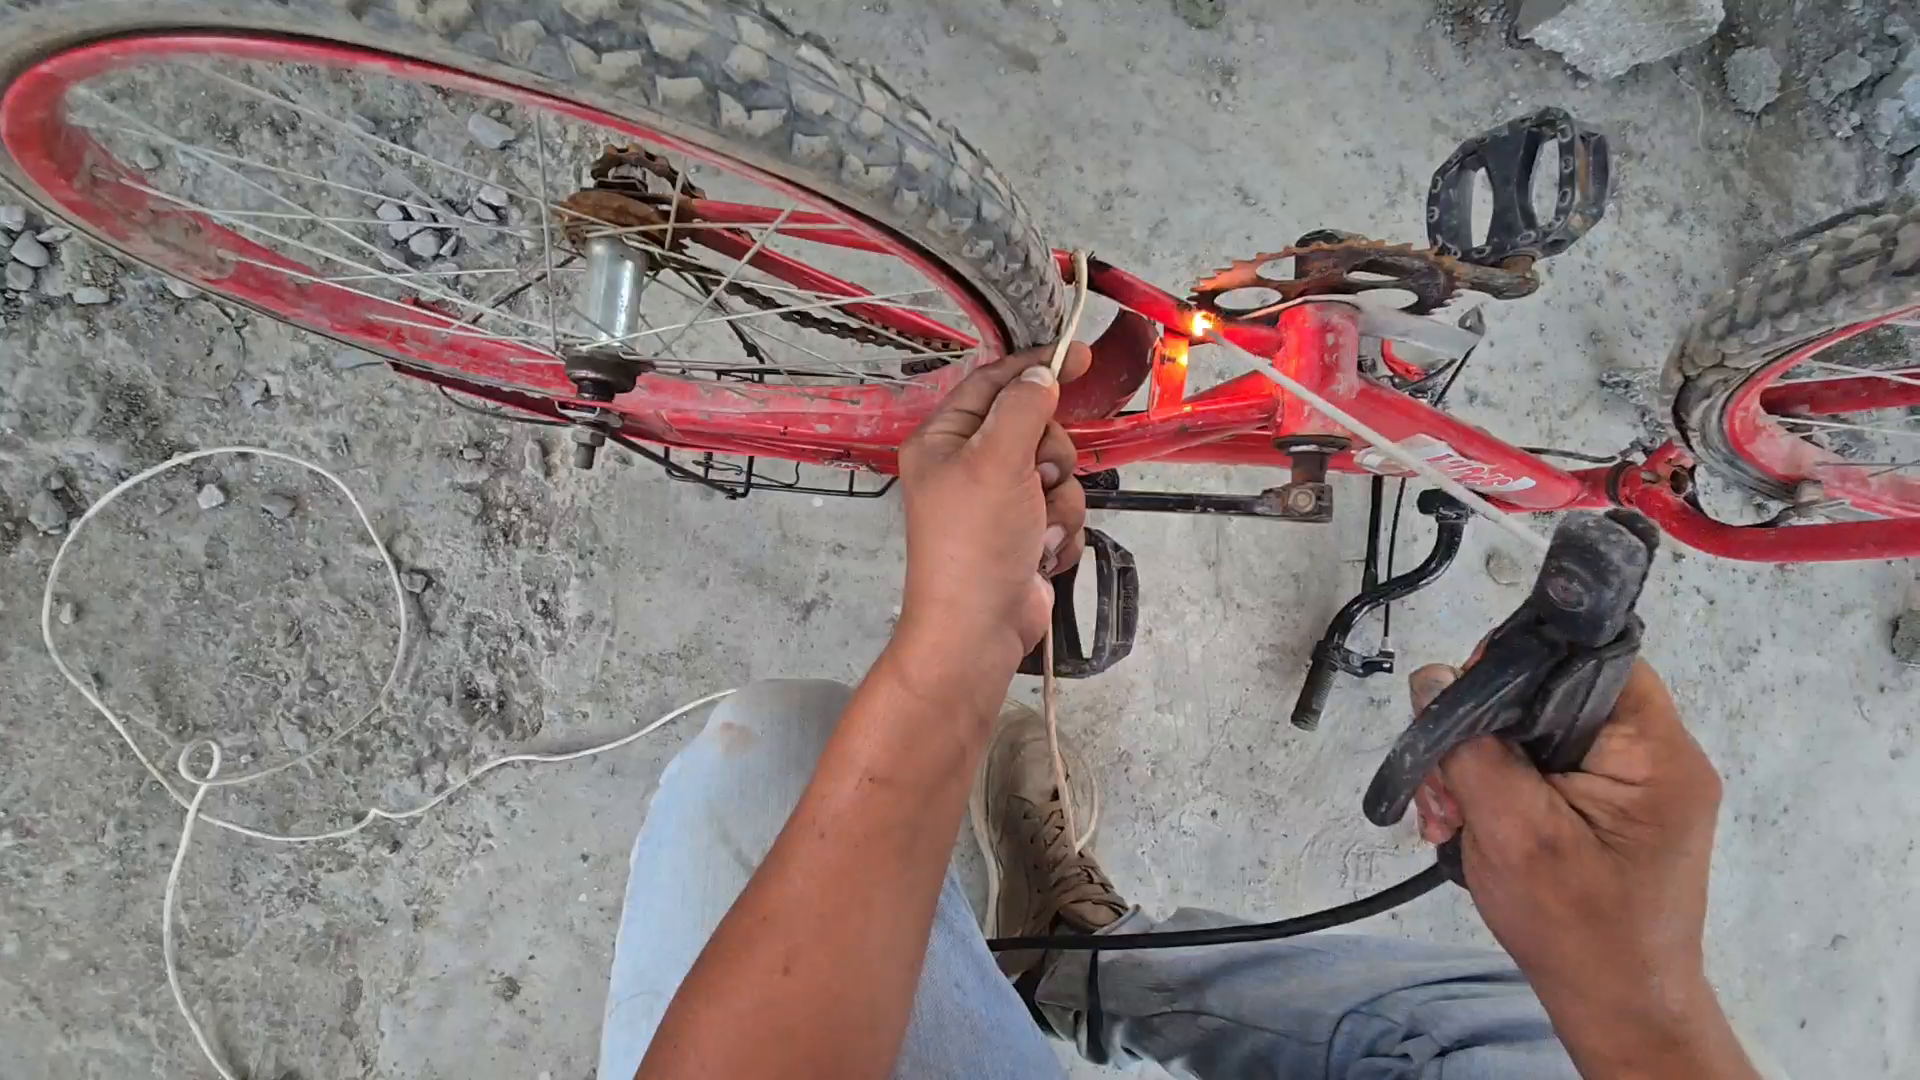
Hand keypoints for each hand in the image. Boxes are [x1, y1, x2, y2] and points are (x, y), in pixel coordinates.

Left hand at [889, 344, 1089, 706]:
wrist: (979, 628)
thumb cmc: (975, 541)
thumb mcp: (996, 461)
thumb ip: (1023, 408)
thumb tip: (1041, 374)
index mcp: (944, 441)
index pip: (993, 384)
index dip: (1036, 367)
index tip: (1080, 356)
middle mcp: (968, 466)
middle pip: (1034, 428)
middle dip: (1050, 456)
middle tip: (1037, 479)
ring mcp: (998, 503)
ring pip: (1057, 473)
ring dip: (1058, 503)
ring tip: (1035, 530)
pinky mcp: (1024, 534)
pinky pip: (1062, 511)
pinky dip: (1059, 532)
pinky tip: (1039, 555)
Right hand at [1406, 660, 1757, 1079]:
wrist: (1609, 1004)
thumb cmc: (1574, 922)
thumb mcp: (1512, 826)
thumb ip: (1470, 746)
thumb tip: (1432, 679)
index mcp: (1652, 752)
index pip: (1589, 661)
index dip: (1519, 662)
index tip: (1461, 696)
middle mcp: (1643, 755)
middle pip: (1539, 696)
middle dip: (1472, 730)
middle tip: (1441, 782)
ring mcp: (1616, 780)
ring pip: (1517, 731)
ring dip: (1465, 765)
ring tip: (1443, 814)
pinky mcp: (1589, 801)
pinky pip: (1520, 764)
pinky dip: (1479, 786)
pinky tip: (1455, 819)